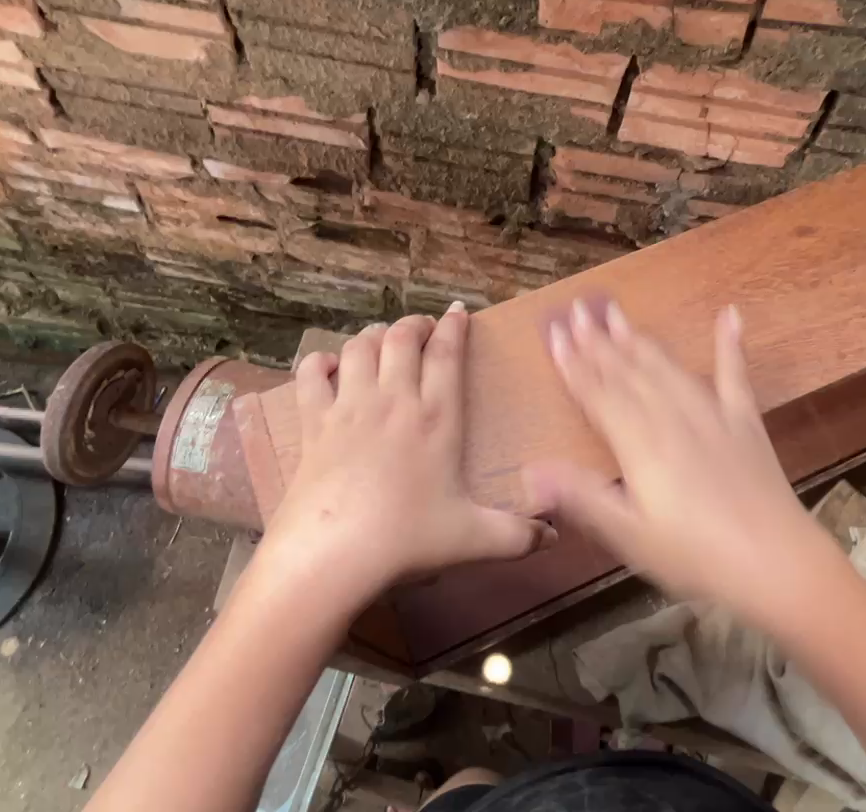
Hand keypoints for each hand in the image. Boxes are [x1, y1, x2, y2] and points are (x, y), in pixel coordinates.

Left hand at [260, 304, 552, 601]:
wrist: (334, 553)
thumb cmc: (408, 539)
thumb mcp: (473, 539)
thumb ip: (518, 535)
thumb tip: (554, 538)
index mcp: (437, 418)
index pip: (447, 355)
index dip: (454, 327)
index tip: (458, 312)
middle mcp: (394, 400)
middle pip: (402, 339)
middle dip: (414, 325)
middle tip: (422, 328)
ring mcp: (350, 407)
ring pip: (360, 348)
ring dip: (373, 336)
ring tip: (381, 339)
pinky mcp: (314, 423)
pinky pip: (311, 376)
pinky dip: (319, 362)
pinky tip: (327, 366)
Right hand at [528, 300, 841, 626]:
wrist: (777, 563)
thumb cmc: (696, 556)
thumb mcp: (630, 535)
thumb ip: (582, 497)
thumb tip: (529, 472)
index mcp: (640, 442)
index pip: (597, 394)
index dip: (572, 363)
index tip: (553, 333)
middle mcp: (671, 416)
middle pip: (627, 371)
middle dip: (597, 340)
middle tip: (575, 308)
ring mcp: (710, 413)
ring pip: (665, 366)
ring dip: (638, 338)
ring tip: (616, 310)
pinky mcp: (744, 420)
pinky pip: (734, 374)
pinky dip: (729, 343)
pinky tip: (730, 314)